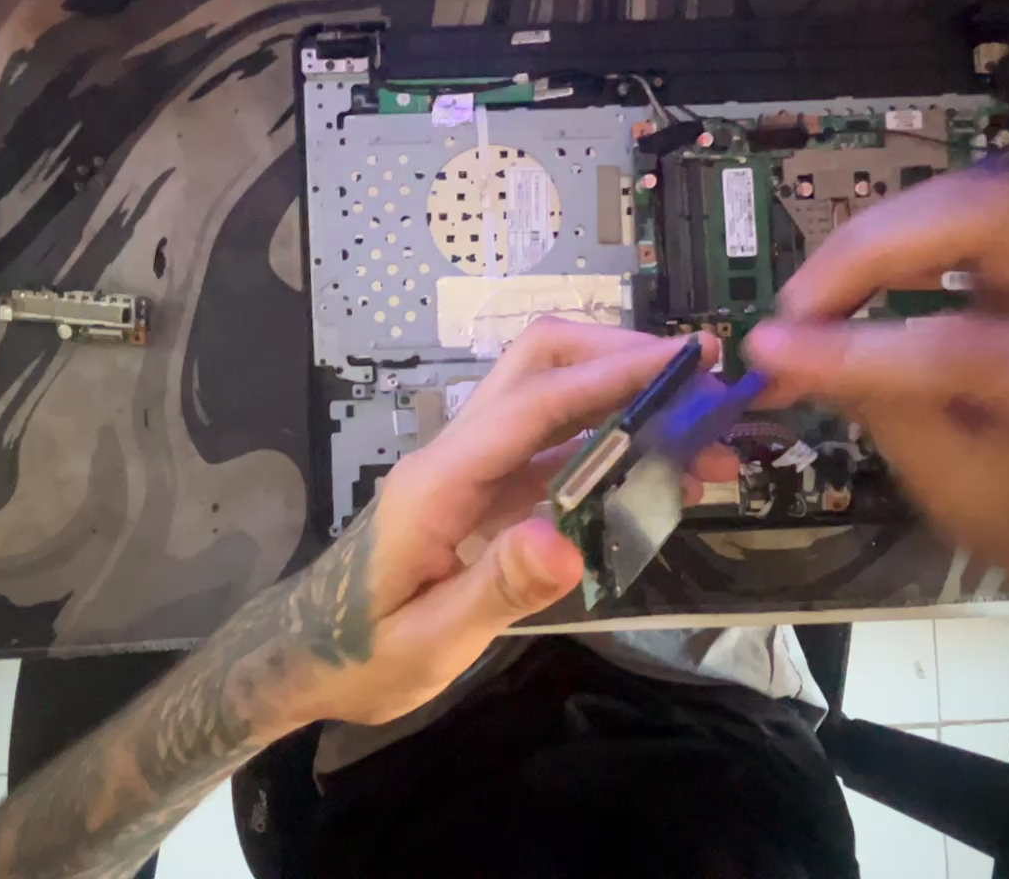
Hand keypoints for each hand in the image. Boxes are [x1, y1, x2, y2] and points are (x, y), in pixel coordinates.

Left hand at [286, 319, 734, 726]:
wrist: (312, 650)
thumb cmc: (361, 652)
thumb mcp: (429, 639)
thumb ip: (495, 588)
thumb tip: (565, 543)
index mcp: (439, 479)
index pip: (531, 405)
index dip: (607, 379)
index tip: (680, 365)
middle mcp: (457, 453)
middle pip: (533, 364)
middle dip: (614, 356)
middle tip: (694, 376)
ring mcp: (472, 466)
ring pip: (548, 396)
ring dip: (620, 395)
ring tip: (696, 428)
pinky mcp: (487, 488)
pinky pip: (552, 447)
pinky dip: (608, 442)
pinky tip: (653, 470)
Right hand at [742, 175, 1008, 594]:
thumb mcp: (947, 484)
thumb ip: (872, 405)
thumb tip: (773, 352)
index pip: (976, 348)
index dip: (860, 344)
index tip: (766, 352)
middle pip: (992, 218)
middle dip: (869, 251)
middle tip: (795, 305)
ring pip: (973, 199)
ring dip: (873, 241)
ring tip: (815, 298)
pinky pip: (969, 214)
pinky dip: (894, 241)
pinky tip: (856, 282)